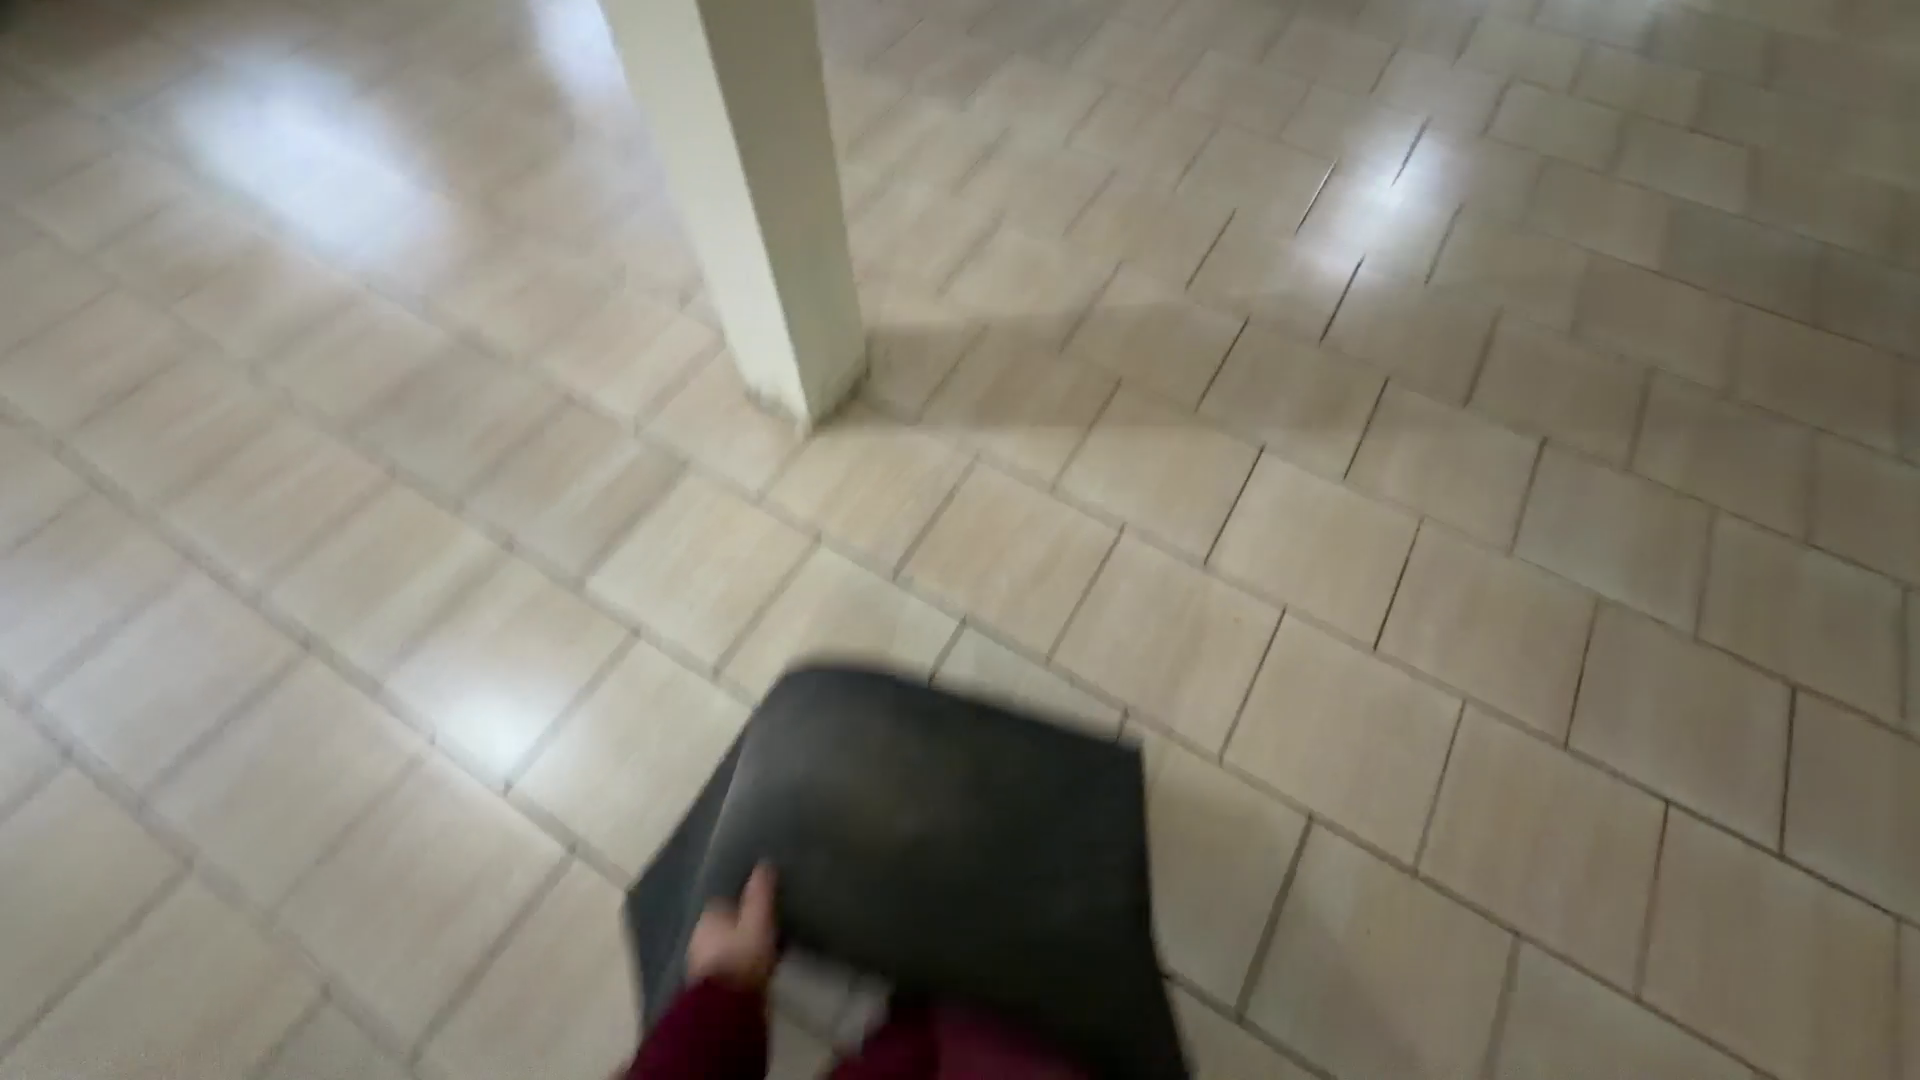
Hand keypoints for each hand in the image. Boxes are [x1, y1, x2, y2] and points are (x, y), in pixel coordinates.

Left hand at [686, 862, 778, 989]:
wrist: (725, 1006)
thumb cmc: (743, 954)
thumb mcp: (759, 918)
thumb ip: (760, 892)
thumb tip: (764, 862)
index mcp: (708, 917)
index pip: (724, 902)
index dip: (743, 904)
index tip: (760, 908)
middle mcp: (698, 938)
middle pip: (723, 927)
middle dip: (740, 928)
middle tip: (764, 930)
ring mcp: (700, 965)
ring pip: (724, 949)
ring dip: (739, 949)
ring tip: (762, 952)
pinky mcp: (708, 988)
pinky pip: (727, 969)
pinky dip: (738, 967)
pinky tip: (754, 972)